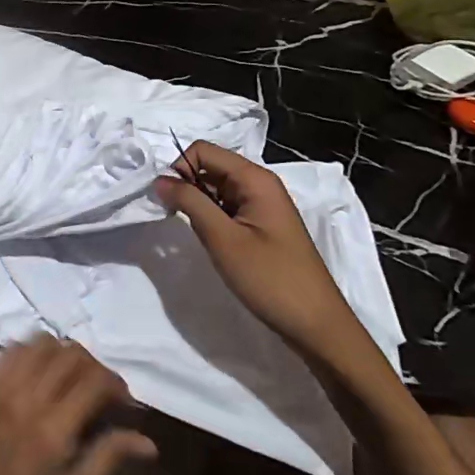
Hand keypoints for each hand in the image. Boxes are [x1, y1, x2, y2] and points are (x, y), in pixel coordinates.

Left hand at [0, 336, 155, 474]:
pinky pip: (10, 351)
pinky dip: (30, 352)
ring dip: (63, 353)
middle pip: (71, 354)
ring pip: (41, 343)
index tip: (125, 401)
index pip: (95, 380)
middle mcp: (25, 400)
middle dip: (95, 366)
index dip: (117, 384)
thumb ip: (108, 460)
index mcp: (52, 431)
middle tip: (102, 390)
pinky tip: (39, 372)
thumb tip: (148, 442)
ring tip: (72, 378)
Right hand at [154, 141, 369, 361]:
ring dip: (199, 205)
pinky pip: (228, 208)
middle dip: (187, 187)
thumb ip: (190, 203)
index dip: (179, 169)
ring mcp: (262, 205)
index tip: (168, 201)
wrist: (315, 324)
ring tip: (198, 235)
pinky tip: (212, 243)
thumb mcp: (224, 239)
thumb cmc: (270, 278)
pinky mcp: (262, 225)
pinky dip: (213, 219)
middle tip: (176, 221)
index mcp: (255, 178)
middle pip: (210, 167)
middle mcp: (260, 183)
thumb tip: (160, 180)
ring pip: (217, 189)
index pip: (204, 151)